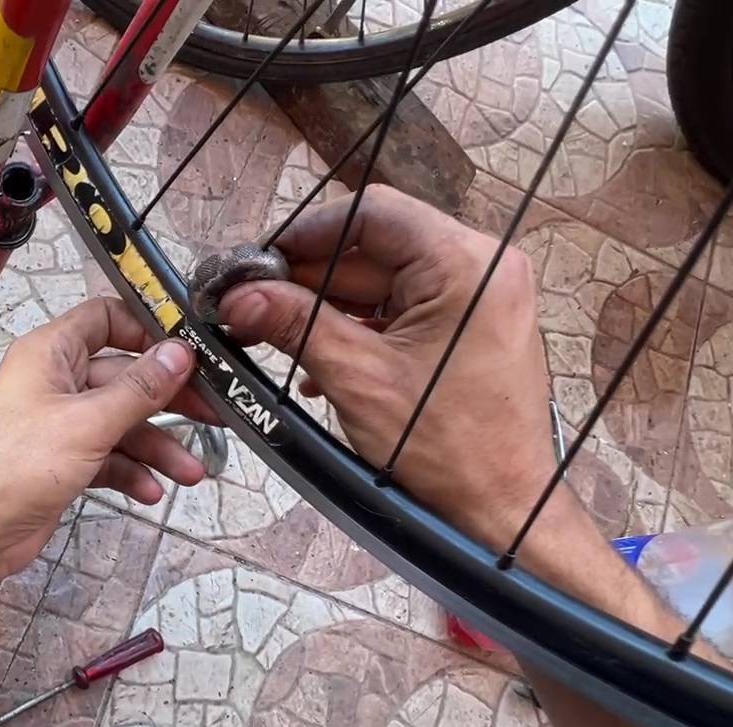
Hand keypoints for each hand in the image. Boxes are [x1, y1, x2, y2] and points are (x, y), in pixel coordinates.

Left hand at [0, 296, 217, 578]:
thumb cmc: (15, 466)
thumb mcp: (87, 422)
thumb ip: (138, 389)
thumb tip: (179, 354)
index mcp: (49, 354)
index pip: (103, 319)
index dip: (146, 329)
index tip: (188, 349)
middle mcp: (53, 384)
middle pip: (122, 380)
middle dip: (167, 402)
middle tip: (213, 416)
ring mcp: (56, 426)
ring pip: (118, 425)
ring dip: (155, 448)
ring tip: (189, 474)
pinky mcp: (59, 463)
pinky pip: (105, 458)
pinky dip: (129, 473)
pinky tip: (150, 492)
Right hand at [216, 186, 559, 551]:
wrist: (495, 508)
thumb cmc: (440, 447)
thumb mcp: (356, 379)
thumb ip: (295, 325)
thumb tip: (237, 297)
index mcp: (465, 264)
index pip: (372, 213)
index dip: (304, 233)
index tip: (255, 265)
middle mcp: (478, 267)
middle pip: (372, 248)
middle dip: (304, 277)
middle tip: (246, 305)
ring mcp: (473, 299)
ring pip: (379, 282)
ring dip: (321, 307)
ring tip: (267, 334)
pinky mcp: (463, 329)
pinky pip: (396, 312)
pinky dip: (351, 328)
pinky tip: (312, 362)